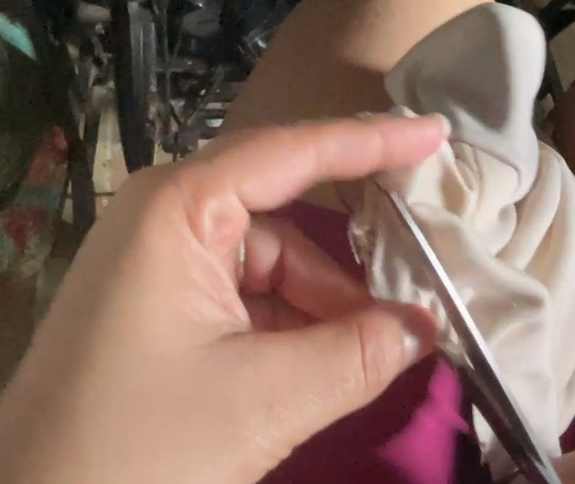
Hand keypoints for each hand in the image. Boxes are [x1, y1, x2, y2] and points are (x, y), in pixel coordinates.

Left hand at [0, 114, 448, 483]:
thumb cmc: (138, 443)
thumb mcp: (260, 400)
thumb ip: (355, 355)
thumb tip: (426, 327)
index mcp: (180, 202)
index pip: (293, 151)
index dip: (370, 140)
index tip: (435, 131)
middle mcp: (165, 207)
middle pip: (279, 205)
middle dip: (346, 249)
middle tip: (417, 275)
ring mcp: (154, 250)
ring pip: (262, 256)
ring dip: (316, 301)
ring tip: (370, 352)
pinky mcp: (152, 293)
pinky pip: (236, 288)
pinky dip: (281, 320)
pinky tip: (317, 362)